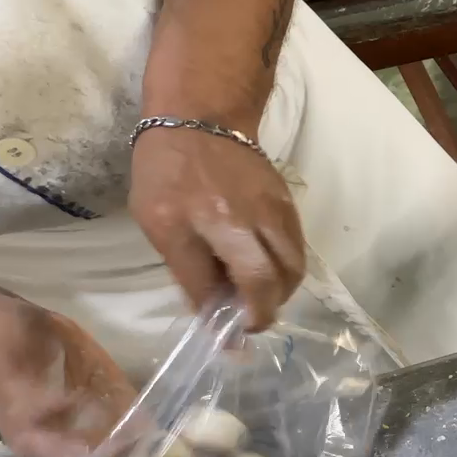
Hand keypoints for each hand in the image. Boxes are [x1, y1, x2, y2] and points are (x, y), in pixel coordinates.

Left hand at [129, 125, 304, 330]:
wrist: (203, 120)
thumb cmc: (168, 171)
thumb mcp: (158, 222)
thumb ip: (188, 269)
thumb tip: (212, 312)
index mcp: (217, 223)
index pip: (242, 282)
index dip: (243, 315)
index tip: (238, 335)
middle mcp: (255, 222)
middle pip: (277, 281)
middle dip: (267, 309)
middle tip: (250, 321)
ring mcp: (279, 216)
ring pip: (294, 270)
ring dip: (280, 293)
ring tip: (258, 298)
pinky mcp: (292, 212)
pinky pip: (298, 253)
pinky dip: (286, 273)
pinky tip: (267, 273)